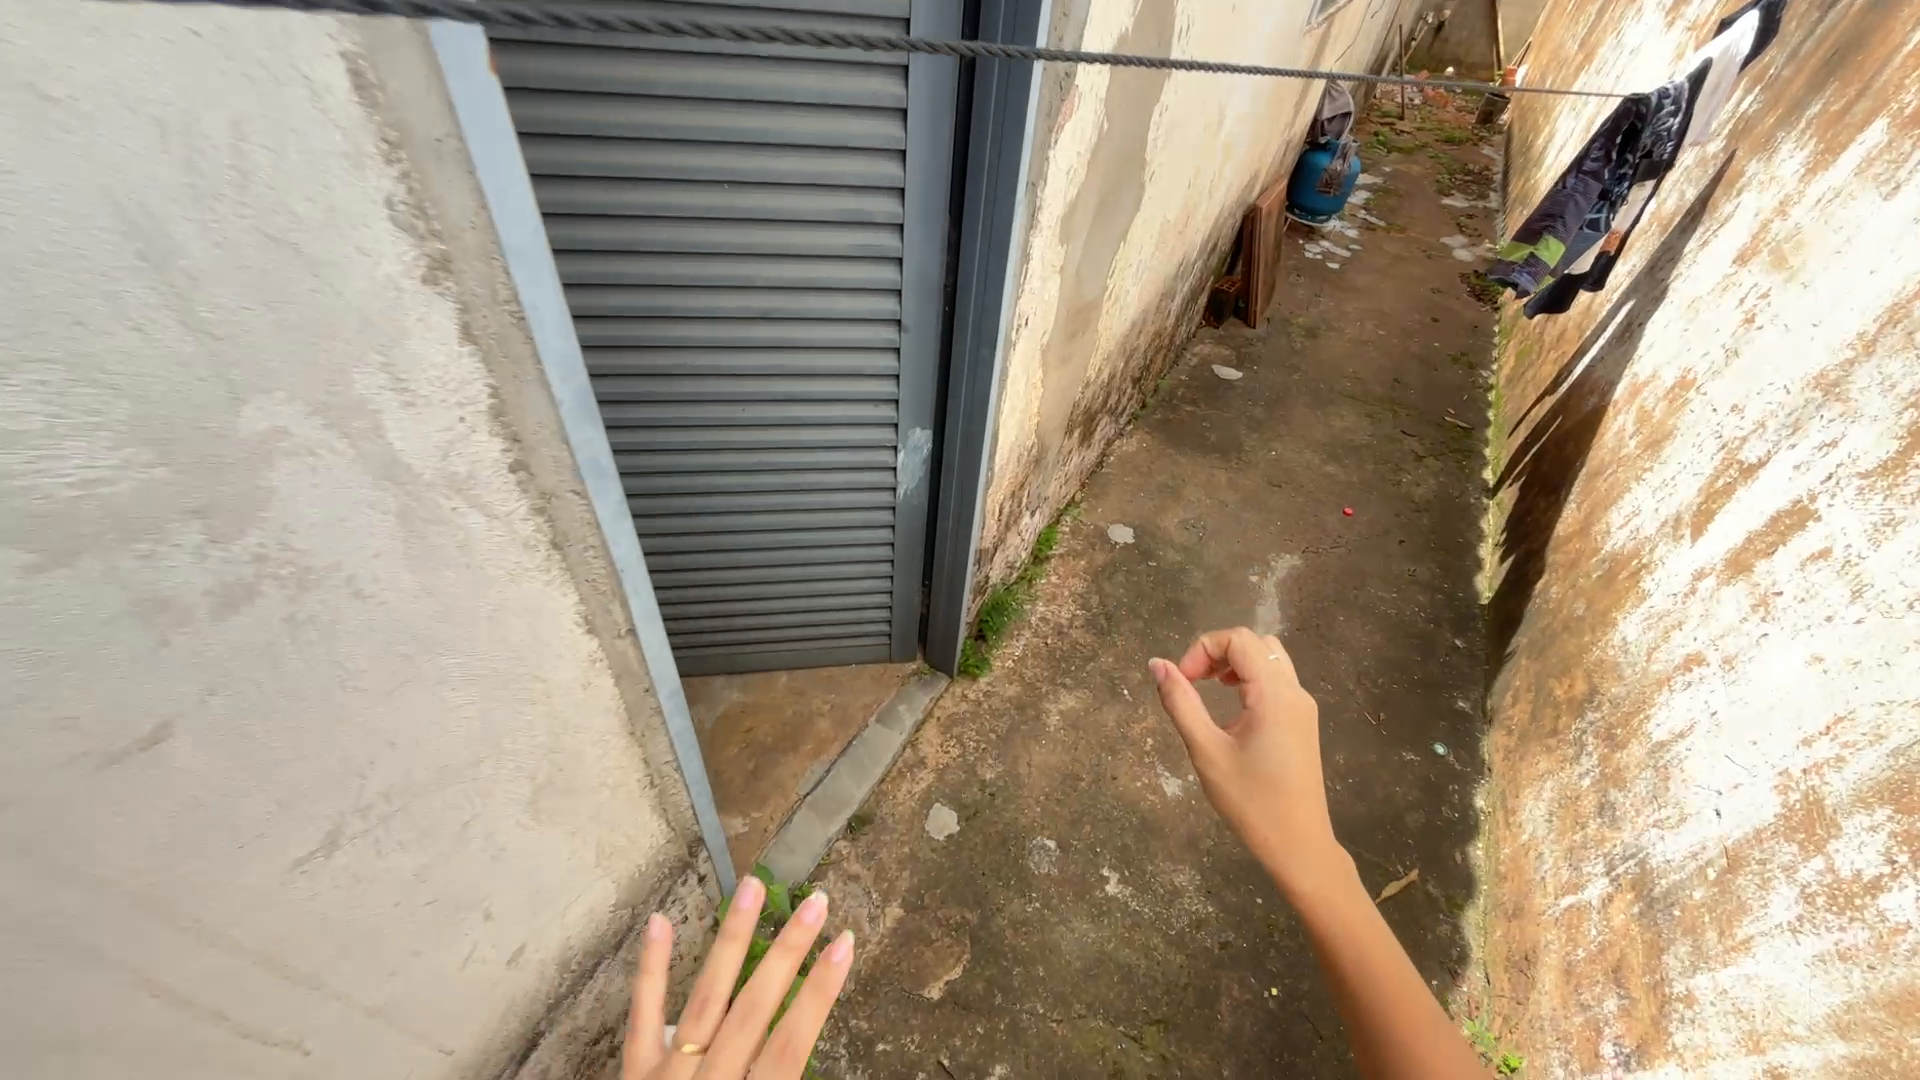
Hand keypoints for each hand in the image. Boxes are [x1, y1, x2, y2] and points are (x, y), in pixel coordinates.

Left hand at [622, 876, 854, 1079]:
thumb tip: (807, 1059)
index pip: (792, 1045)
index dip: (820, 993)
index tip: (846, 942)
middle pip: (754, 1009)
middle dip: (788, 952)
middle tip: (817, 900)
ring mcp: (667, 1077)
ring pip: (705, 998)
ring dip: (732, 940)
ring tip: (751, 887)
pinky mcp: (632, 1075)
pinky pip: (640, 1018)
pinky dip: (650, 970)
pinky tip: (659, 922)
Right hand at [1149, 627, 1347, 894]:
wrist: (1299, 846)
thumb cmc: (1250, 801)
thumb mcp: (1206, 751)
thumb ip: (1180, 702)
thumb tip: (1156, 664)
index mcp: (1274, 694)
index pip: (1238, 640)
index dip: (1202, 649)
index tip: (1181, 681)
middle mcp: (1295, 691)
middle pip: (1255, 643)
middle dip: (1217, 651)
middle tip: (1192, 681)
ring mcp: (1303, 706)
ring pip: (1269, 657)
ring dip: (1234, 662)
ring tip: (1209, 689)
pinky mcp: (1302, 721)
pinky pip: (1276, 679)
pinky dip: (1249, 677)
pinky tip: (1231, 706)